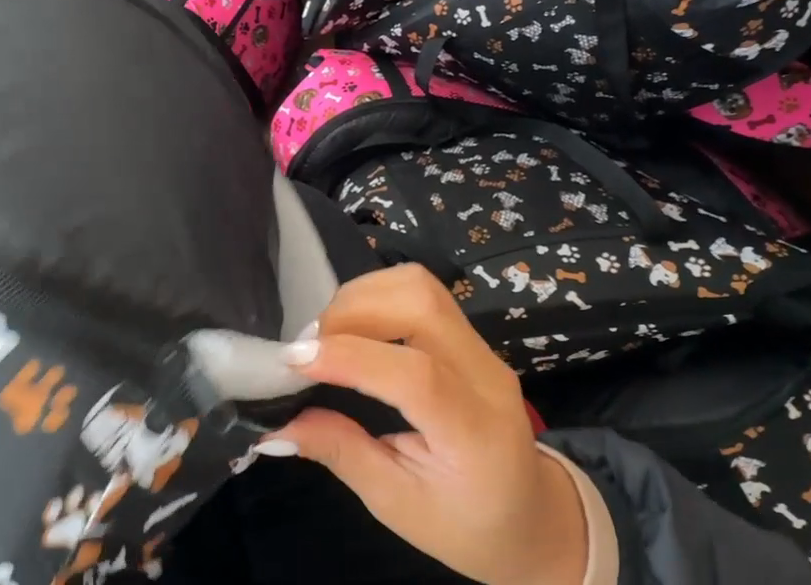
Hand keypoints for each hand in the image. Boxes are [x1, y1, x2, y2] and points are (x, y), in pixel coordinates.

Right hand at [256, 265, 588, 584]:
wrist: (535, 519)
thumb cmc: (467, 526)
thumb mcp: (399, 506)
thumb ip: (341, 454)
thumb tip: (275, 425)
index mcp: (476, 435)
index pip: (416, 374)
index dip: (350, 358)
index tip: (294, 361)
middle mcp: (487, 377)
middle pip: (419, 304)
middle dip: (350, 312)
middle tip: (308, 348)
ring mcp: (482, 348)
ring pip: (418, 286)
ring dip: (360, 297)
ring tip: (327, 336)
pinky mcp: (469, 335)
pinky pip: (419, 292)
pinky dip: (374, 296)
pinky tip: (352, 329)